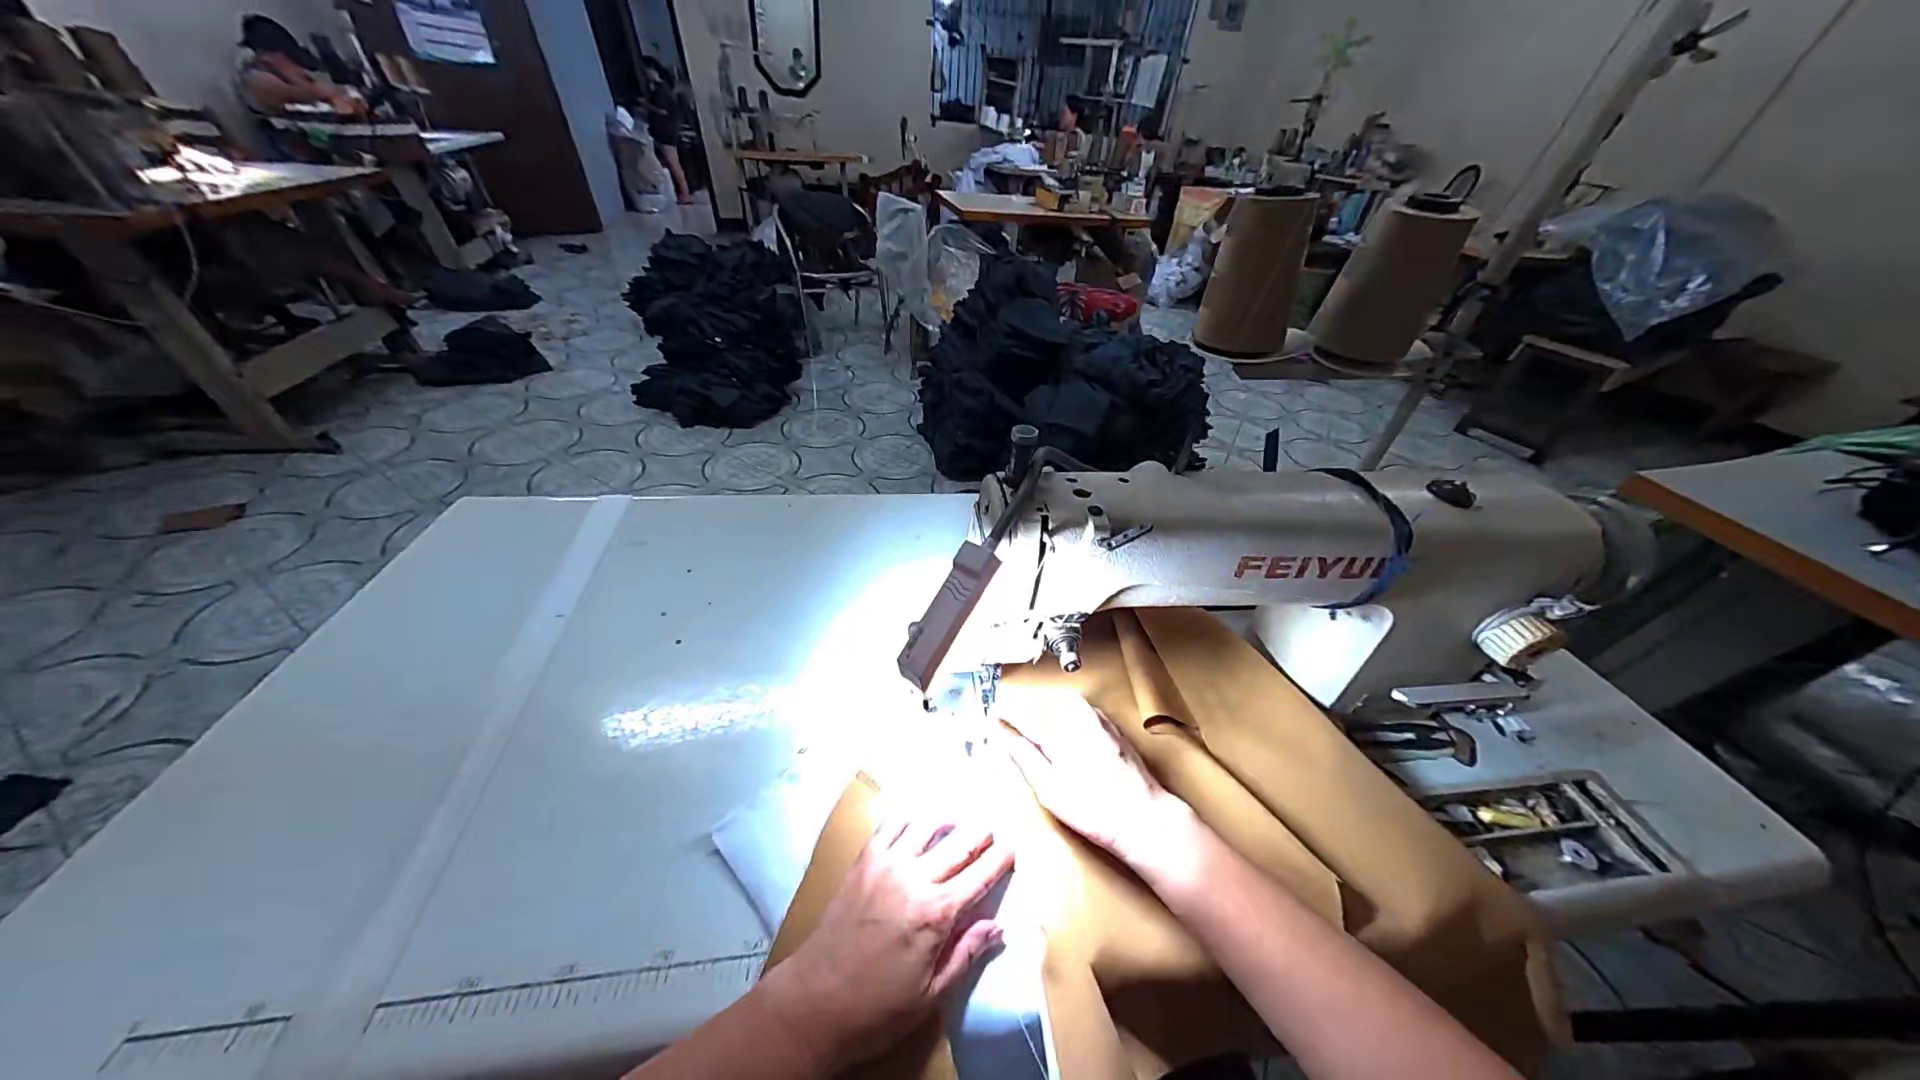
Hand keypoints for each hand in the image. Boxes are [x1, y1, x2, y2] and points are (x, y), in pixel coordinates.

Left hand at [760, 818, 1013, 1069]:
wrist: (816, 999)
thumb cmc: (878, 1005)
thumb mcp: (932, 993)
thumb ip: (967, 952)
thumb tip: (998, 926)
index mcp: (936, 913)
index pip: (980, 875)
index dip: (1000, 859)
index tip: (1012, 848)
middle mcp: (914, 878)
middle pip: (958, 842)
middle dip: (981, 833)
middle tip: (992, 829)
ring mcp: (886, 864)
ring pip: (926, 824)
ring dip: (948, 818)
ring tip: (959, 820)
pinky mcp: (864, 860)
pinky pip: (891, 824)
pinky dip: (910, 816)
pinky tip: (919, 820)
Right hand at [999, 691, 1202, 876]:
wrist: (1144, 817)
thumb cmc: (1095, 810)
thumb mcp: (1048, 789)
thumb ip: (1021, 755)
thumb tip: (999, 732)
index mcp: (1059, 728)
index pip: (1020, 711)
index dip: (1001, 714)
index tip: (989, 718)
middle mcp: (1078, 715)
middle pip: (1038, 704)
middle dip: (1019, 712)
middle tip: (1003, 726)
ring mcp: (1096, 717)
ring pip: (1056, 703)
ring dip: (1039, 712)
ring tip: (1027, 730)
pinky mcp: (1108, 723)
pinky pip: (1074, 708)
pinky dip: (1059, 715)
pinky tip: (1056, 732)